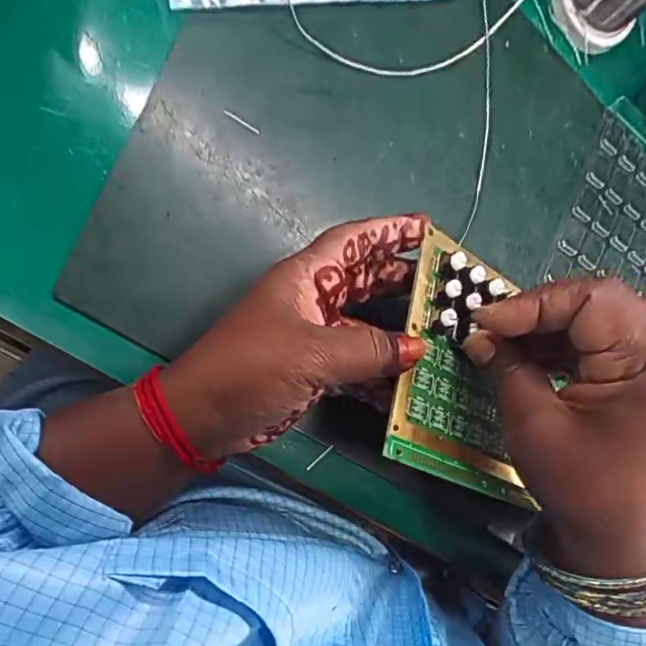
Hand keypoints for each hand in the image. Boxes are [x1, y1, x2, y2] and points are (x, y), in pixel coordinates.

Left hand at [161, 214, 431, 458]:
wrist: (202, 417)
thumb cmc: (250, 370)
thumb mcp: (311, 354)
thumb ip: (368, 349)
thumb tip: (416, 347)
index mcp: (302, 280)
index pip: (352, 243)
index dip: (388, 232)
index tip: (427, 228)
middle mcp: (308, 304)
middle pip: (361, 281)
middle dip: (400, 280)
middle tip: (444, 284)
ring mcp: (308, 340)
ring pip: (360, 326)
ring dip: (394, 330)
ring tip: (435, 333)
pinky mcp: (308, 374)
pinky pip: (352, 365)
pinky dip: (376, 371)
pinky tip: (403, 381)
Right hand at [463, 278, 645, 579]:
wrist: (611, 530)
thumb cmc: (578, 484)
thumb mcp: (533, 424)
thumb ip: (507, 369)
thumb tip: (479, 336)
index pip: (592, 299)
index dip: (531, 303)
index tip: (482, 321)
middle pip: (596, 303)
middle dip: (535, 314)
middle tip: (488, 330)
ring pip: (594, 319)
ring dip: (542, 328)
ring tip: (499, 343)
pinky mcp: (643, 375)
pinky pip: (596, 342)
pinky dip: (557, 345)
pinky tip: (524, 356)